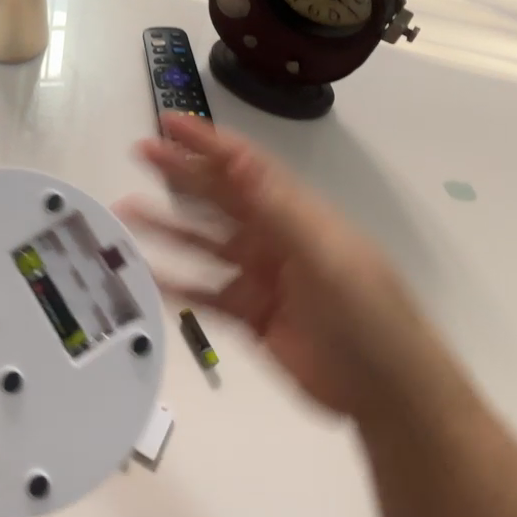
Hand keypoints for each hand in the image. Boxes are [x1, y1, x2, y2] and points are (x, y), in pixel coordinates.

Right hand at [119, 114, 450, 418]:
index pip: (244, 167)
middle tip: (140, 152)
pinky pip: (203, 292)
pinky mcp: (249, 315)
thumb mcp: (327, 257)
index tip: (169, 122)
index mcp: (296, 216)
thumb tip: (239, 162)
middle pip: (218, 197)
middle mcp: (273, 238)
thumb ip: (279, 211)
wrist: (390, 394)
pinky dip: (175, 282)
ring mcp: (259, 277)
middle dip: (180, 172)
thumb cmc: (368, 316)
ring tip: (127, 211)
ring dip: (167, 225)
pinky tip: (146, 274)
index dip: (207, 142)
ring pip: (203, 242)